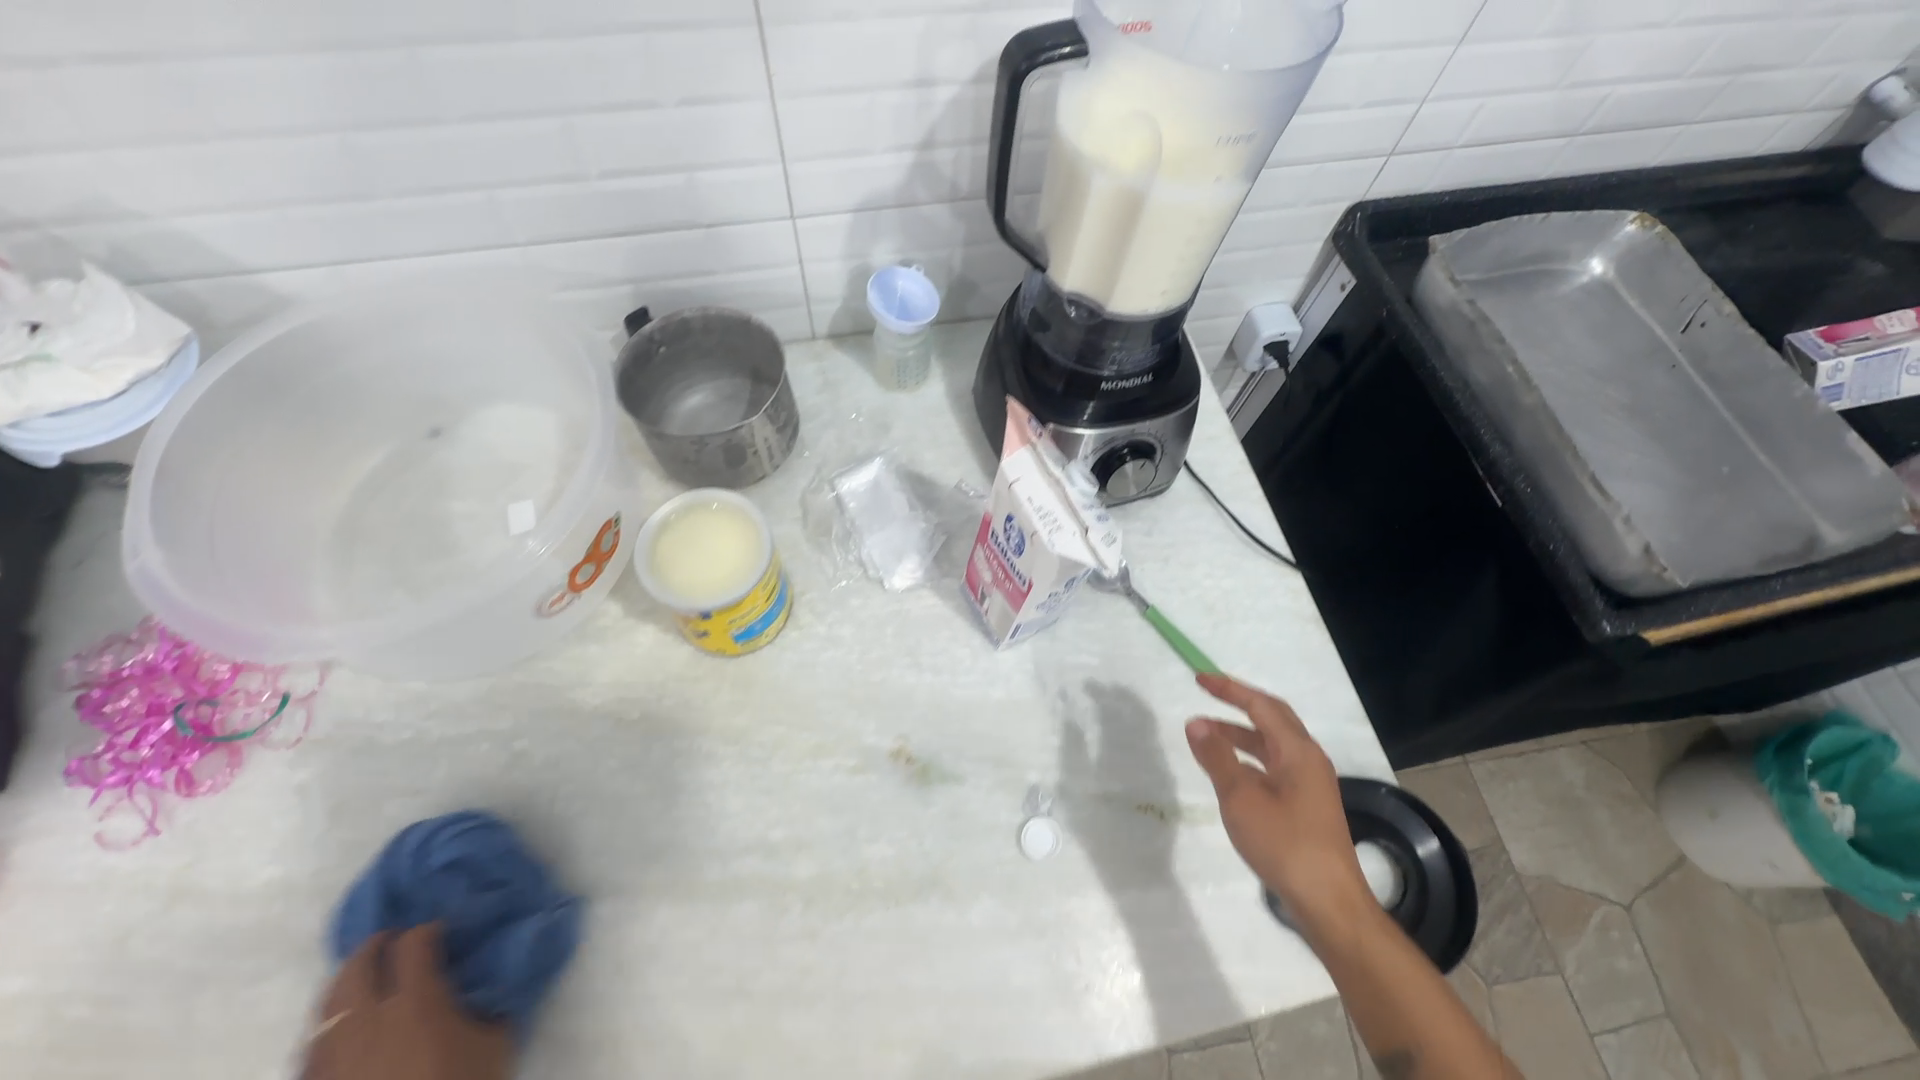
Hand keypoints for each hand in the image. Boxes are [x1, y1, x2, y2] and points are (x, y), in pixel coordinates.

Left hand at [302, 923, 511, 1079]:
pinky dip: (329, 1022)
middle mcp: (366, 1019)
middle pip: (357, 964)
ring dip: (347, 980)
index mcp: (415, 1002)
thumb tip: (488, 983)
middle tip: (395, 942)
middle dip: (377, 945)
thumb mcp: (494, 1045)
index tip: (442, 932)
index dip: (427, 931)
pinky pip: (314, 1040)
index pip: (413, 944)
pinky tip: (344, 1029)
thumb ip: (489, 1006)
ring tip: (364, 980)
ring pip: (327, 1002)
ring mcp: (334, 1054)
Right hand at [1185, 673, 1372, 941]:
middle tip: (1207, 696)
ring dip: (1242, 735)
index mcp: (1297, 751)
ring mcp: (1311, 784)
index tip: (1200, 679)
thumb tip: (1196, 722)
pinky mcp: (1307, 806)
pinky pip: (1275, 767)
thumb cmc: (1284, 843)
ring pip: (1273, 746)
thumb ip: (1217, 757)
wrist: (1327, 899)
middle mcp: (1308, 760)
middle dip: (1239, 705)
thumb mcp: (1240, 798)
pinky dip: (1250, 760)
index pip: (1262, 706)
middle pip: (1273, 719)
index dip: (1230, 690)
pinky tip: (1231, 775)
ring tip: (1208, 737)